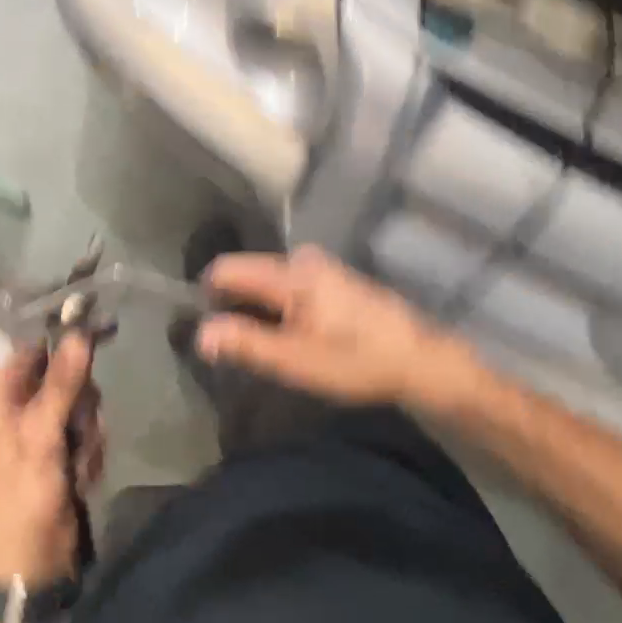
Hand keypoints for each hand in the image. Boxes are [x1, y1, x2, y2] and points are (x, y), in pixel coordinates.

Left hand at [0, 334, 105, 585]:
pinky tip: (79, 475)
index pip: (36, 346)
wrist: (29, 563)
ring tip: (77, 463)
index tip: (101, 337)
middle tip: (79, 429)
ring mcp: (36, 429)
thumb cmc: (24, 493)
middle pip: (66, 374)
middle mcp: (14, 404)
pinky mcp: (55, 451)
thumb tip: (79, 331)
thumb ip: (62, 381)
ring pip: (81, 403)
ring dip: (87, 433)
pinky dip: (88, 451)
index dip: (68, 343)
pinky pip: (84, 430)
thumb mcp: (42, 434)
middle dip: (82, 404)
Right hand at [196, 247, 466, 408]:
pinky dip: (282, 311)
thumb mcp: (297, 361)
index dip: (210, 298)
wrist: (421, 362)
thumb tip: (200, 333)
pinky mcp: (334, 281)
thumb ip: (246, 344)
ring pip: (270, 285)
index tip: (209, 333)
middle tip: (239, 352)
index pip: (228, 270)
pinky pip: (290, 289)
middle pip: (249, 276)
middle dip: (236, 308)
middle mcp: (303, 260)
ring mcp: (322, 268)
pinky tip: (294, 340)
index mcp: (291, 273)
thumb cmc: (358, 362)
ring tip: (266, 350)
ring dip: (260, 313)